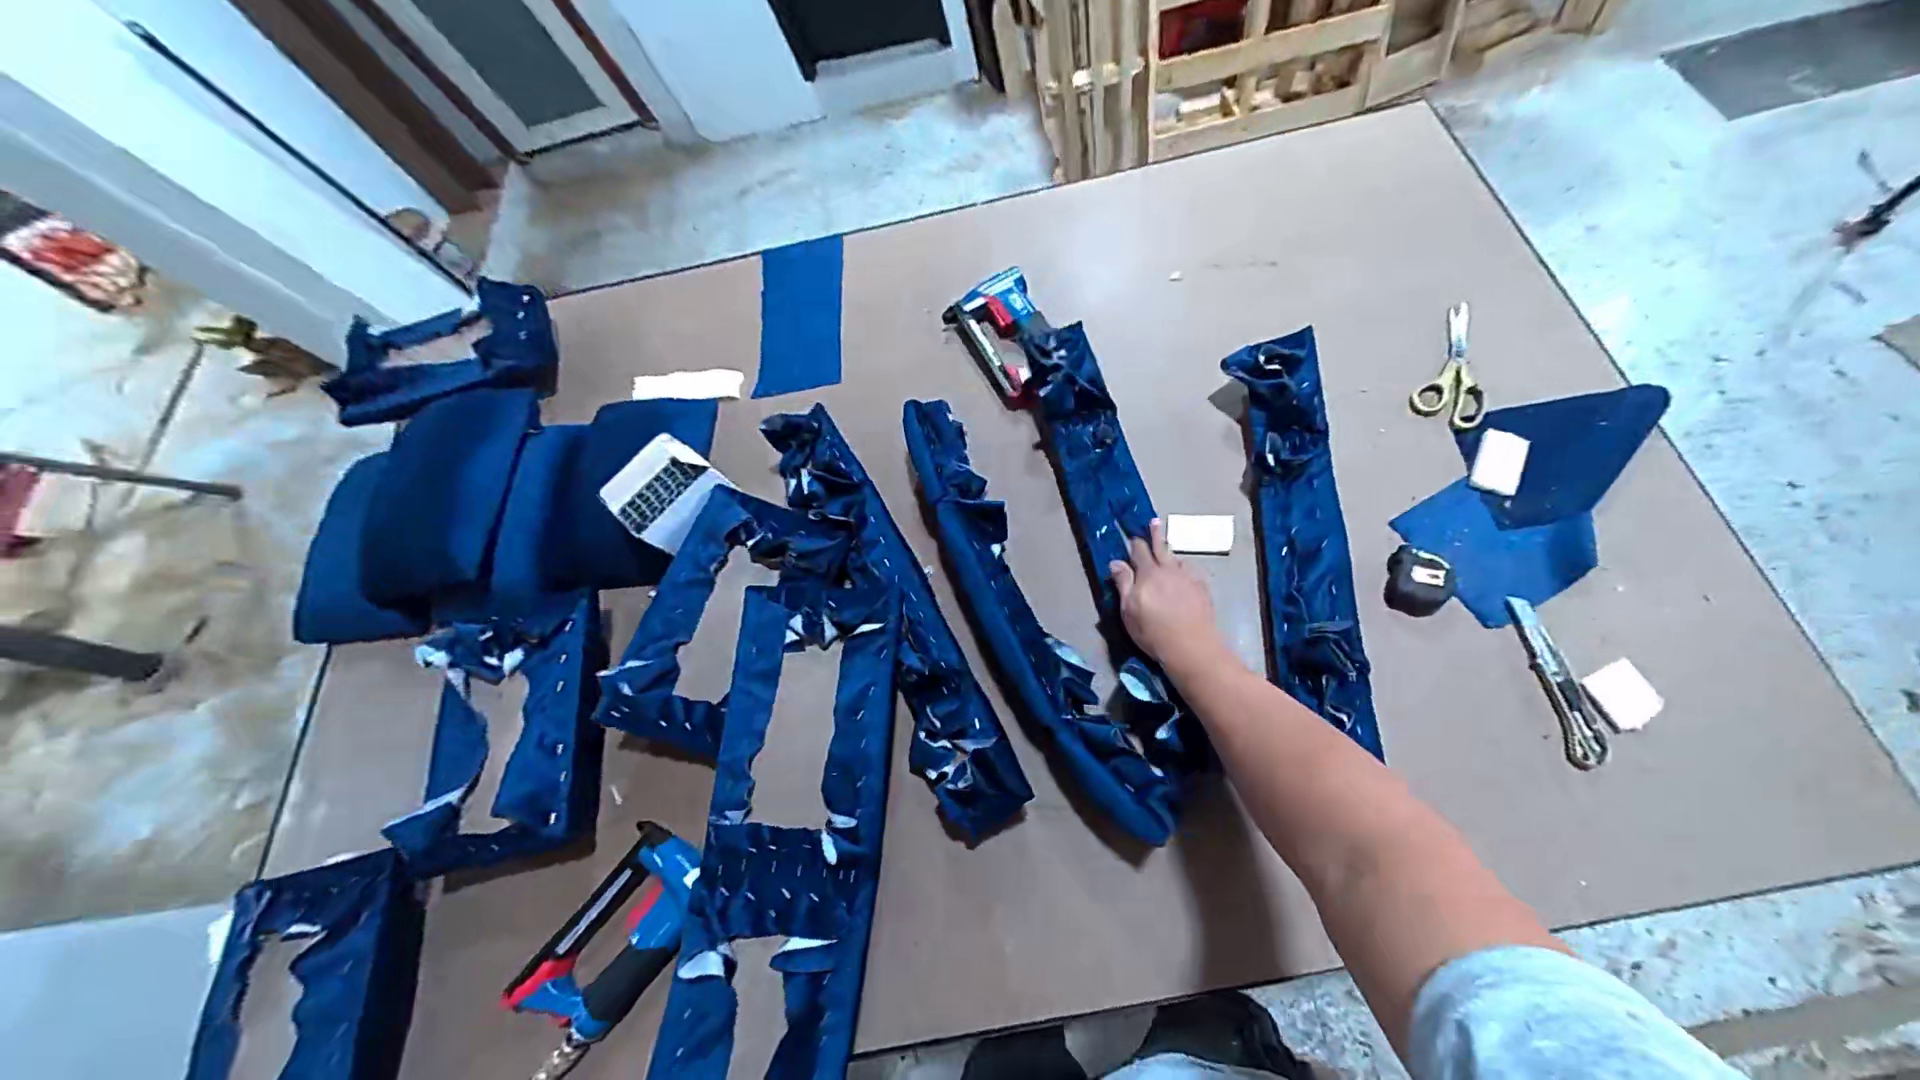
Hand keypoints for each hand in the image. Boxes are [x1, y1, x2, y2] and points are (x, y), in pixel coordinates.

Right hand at [1110, 519, 1227, 673]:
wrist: (1192, 647)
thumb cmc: (1153, 632)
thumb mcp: (1128, 610)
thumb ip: (1123, 583)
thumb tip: (1116, 563)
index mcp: (1148, 574)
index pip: (1139, 551)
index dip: (1134, 543)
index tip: (1132, 535)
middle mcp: (1169, 570)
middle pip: (1161, 547)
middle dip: (1155, 534)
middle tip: (1154, 522)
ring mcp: (1188, 578)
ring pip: (1176, 558)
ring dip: (1170, 552)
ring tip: (1167, 549)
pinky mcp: (1202, 588)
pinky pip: (1191, 570)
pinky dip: (1184, 567)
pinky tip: (1184, 572)